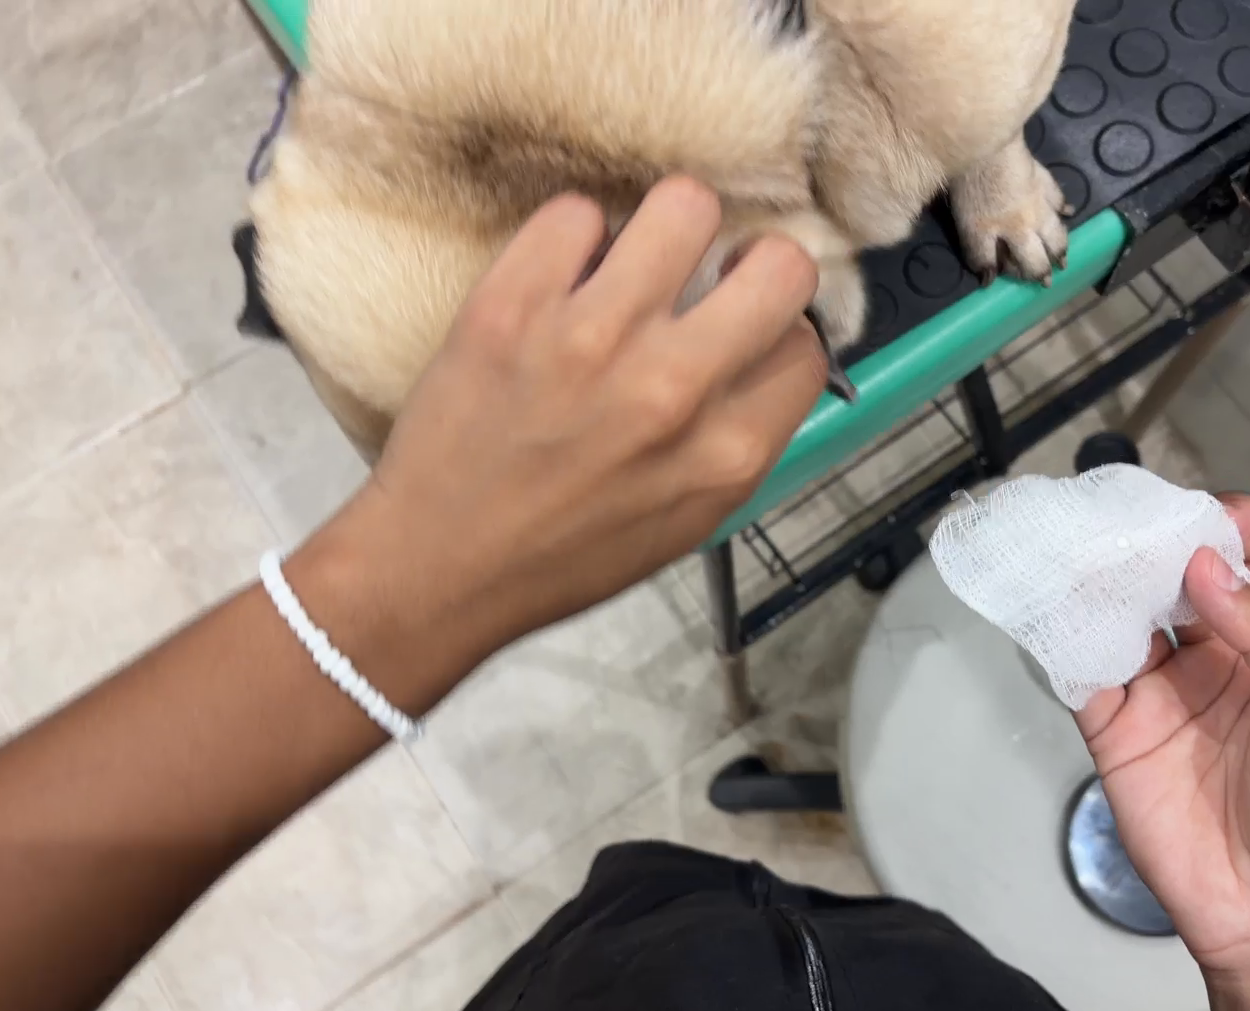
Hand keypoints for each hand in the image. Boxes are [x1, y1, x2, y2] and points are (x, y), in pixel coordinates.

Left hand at [293, 177, 826, 708]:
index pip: (806, 350)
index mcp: (728, 455)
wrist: (443, 566)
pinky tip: (563, 282)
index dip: (781, 339)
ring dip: (674, 230)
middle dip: (759, 267)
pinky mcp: (514, 303)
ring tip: (641, 266)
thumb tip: (762, 354)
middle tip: (714, 283)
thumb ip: (742, 438)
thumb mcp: (690, 520)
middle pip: (781, 266)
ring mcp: (594, 338)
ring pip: (686, 206)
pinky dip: (576, 240)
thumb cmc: (574, 557)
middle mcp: (676, 389)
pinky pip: (577, 213)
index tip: (747, 340)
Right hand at [1075, 496, 1249, 974]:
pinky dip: (1063, 640)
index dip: (1229, 525)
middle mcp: (1213, 654)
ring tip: (1072, 553)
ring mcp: (1158, 688)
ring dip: (1099, 586)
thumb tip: (1198, 565)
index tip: (1194, 515)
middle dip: (1147, 547)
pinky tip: (1051, 611)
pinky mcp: (1113, 722)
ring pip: (1122, 617)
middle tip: (1112, 522)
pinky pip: (1082, 670)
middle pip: (1175, 578)